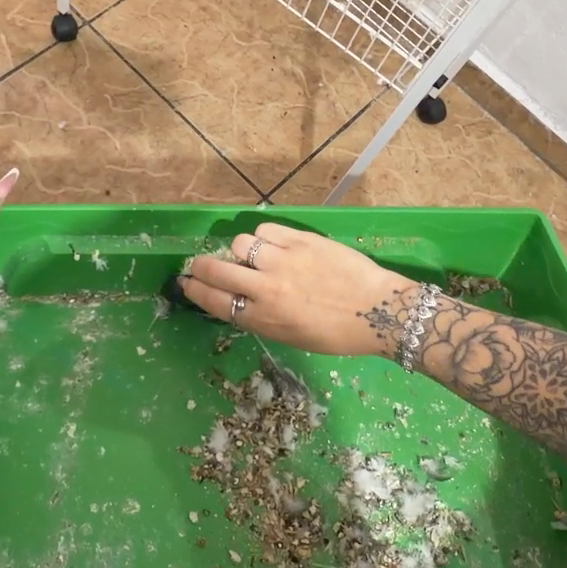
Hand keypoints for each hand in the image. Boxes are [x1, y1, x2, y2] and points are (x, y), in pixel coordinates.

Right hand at [178, 223, 414, 356]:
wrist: (380, 311)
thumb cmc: (337, 333)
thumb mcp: (291, 336)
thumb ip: (261, 317)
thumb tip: (238, 297)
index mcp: (265, 319)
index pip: (216, 301)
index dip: (195, 290)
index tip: (186, 282)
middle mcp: (268, 289)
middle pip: (217, 269)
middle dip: (201, 266)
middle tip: (200, 264)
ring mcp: (283, 261)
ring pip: (240, 244)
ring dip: (240, 251)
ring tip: (251, 255)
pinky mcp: (300, 240)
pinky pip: (265, 231)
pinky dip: (262, 238)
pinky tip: (272, 244)